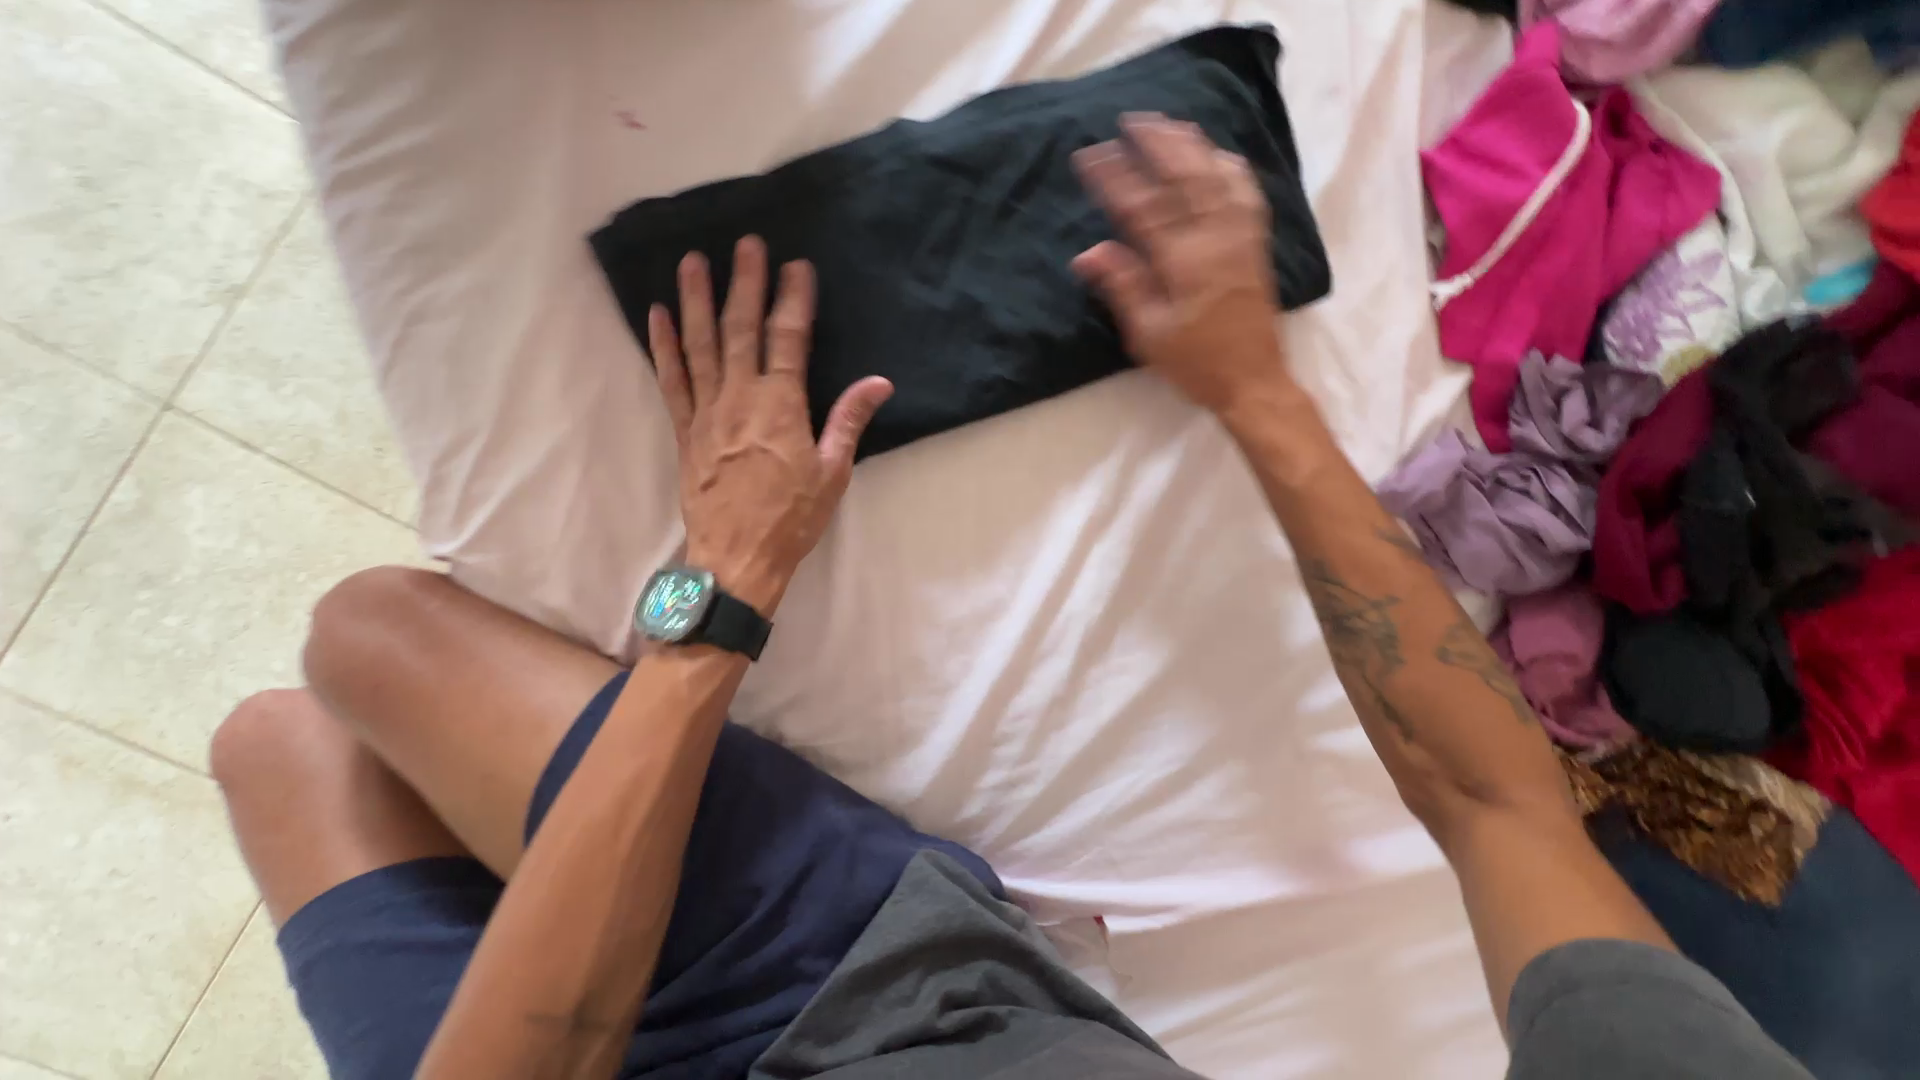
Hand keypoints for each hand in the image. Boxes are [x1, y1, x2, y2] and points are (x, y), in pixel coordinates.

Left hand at [649, 236, 892, 614]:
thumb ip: (848, 421)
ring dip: (696, 301)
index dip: (793, 300)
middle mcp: (740, 398)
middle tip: (746, 244)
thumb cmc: (792, 519)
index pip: (789, 340)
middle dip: (745, 284)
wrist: (736, 558)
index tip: (796, 265)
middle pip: (741, 330)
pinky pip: (671, 380)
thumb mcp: (832, 473)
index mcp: (781, 406)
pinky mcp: (684, 430)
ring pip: (700, 345)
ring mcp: (706, 412)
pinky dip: (663, 346)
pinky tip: (657, 316)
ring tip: (691, 261)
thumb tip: (878, 382)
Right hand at [1072, 113, 1298, 421]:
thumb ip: (1123, 287)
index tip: (1091, 155)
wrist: (1253, 379)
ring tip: (1169, 124)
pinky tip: (1218, 156)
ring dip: (1191, 147)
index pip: (1142, 207)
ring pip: (1216, 178)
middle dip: (1156, 145)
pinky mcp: (1255, 244)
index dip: (1116, 178)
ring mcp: (1240, 237)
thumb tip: (1089, 252)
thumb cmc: (1195, 362)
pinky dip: (1230, 168)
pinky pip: (1246, 194)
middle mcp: (1215, 239)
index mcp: (1183, 261)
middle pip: (1184, 178)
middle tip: (1131, 120)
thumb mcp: (1149, 334)